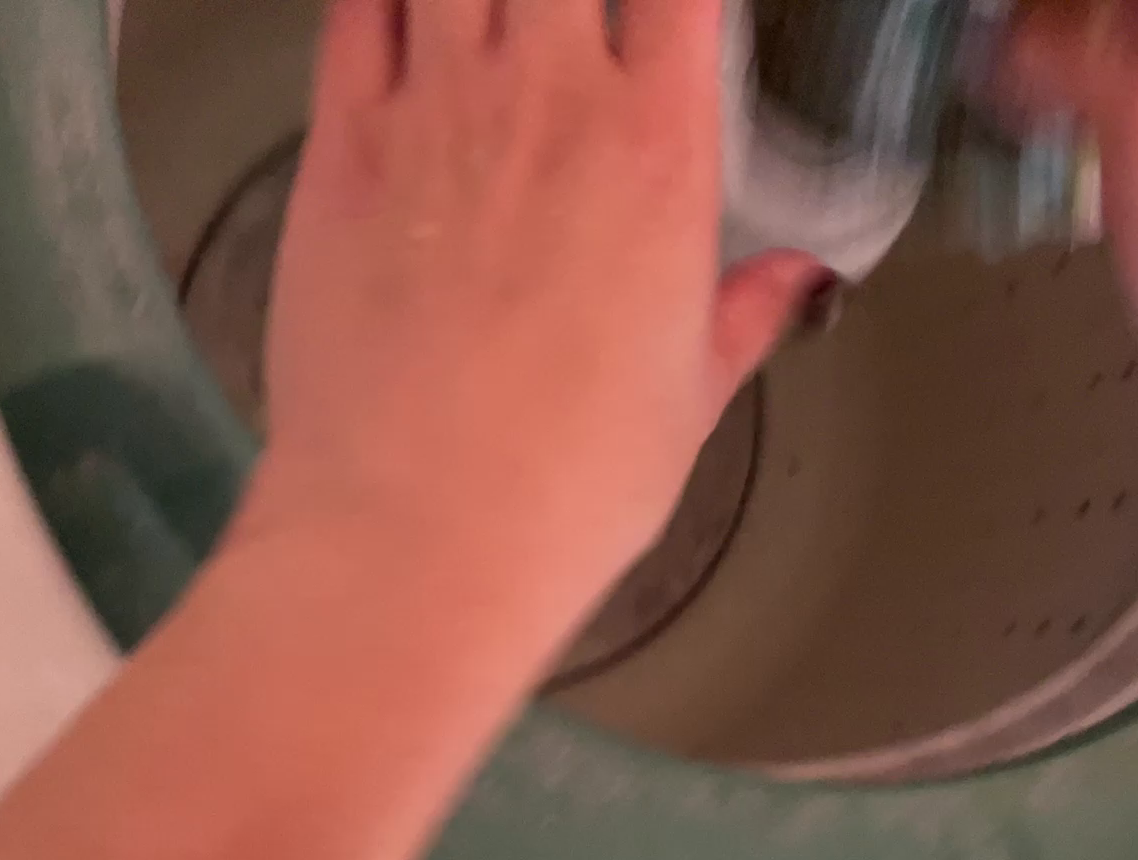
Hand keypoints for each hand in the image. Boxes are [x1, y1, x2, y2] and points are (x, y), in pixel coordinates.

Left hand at [248, 0, 830, 612]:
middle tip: (565, 20)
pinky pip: (352, 10)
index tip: (664, 13)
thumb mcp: (688, 403)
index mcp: (657, 155)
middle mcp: (548, 103)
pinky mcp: (339, 154)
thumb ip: (742, 315)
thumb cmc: (573, 482)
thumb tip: (799, 275)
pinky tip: (397, 11)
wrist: (425, 530)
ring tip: (491, 17)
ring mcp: (433, 116)